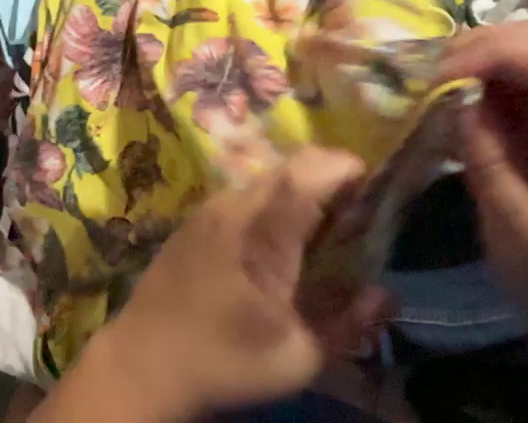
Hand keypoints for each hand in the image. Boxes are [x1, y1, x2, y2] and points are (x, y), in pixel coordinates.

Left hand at [33, 148, 383, 422]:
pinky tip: (284, 242)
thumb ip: (348, 325)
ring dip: (301, 190)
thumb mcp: (296, 358)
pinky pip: (246, 195)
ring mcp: (210, 207)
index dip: (345, 168)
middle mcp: (234, 205)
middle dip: (330, 177)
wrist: (142, 359)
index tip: (375, 186)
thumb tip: (385, 294)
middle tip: (360, 212)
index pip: (308, 173)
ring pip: (267, 179)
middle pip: (289, 168)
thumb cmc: (223, 360)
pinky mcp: (197, 219)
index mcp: (262, 230)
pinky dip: (275, 203)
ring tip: (328, 228)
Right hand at [439, 22, 527, 365]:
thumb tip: (459, 105)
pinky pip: (516, 76)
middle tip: (429, 78)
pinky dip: (478, 73)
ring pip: (526, 48)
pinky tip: (452, 96)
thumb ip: (494, 175)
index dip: (494, 54)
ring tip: (434, 83)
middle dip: (479, 45)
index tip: (440, 77)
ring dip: (476, 54)